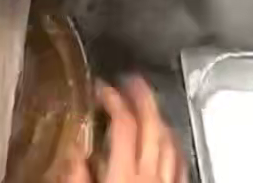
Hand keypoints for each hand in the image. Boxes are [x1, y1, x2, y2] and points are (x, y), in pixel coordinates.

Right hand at [67, 76, 184, 182]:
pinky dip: (174, 144)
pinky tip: (169, 140)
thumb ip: (78, 177)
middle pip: (152, 121)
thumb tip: (72, 150)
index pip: (124, 122)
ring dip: (159, 116)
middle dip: (142, 94)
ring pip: (169, 139)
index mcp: (124, 175)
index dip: (113, 98)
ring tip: (148, 103)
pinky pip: (181, 162)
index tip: (101, 87)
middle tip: (131, 78)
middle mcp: (149, 175)